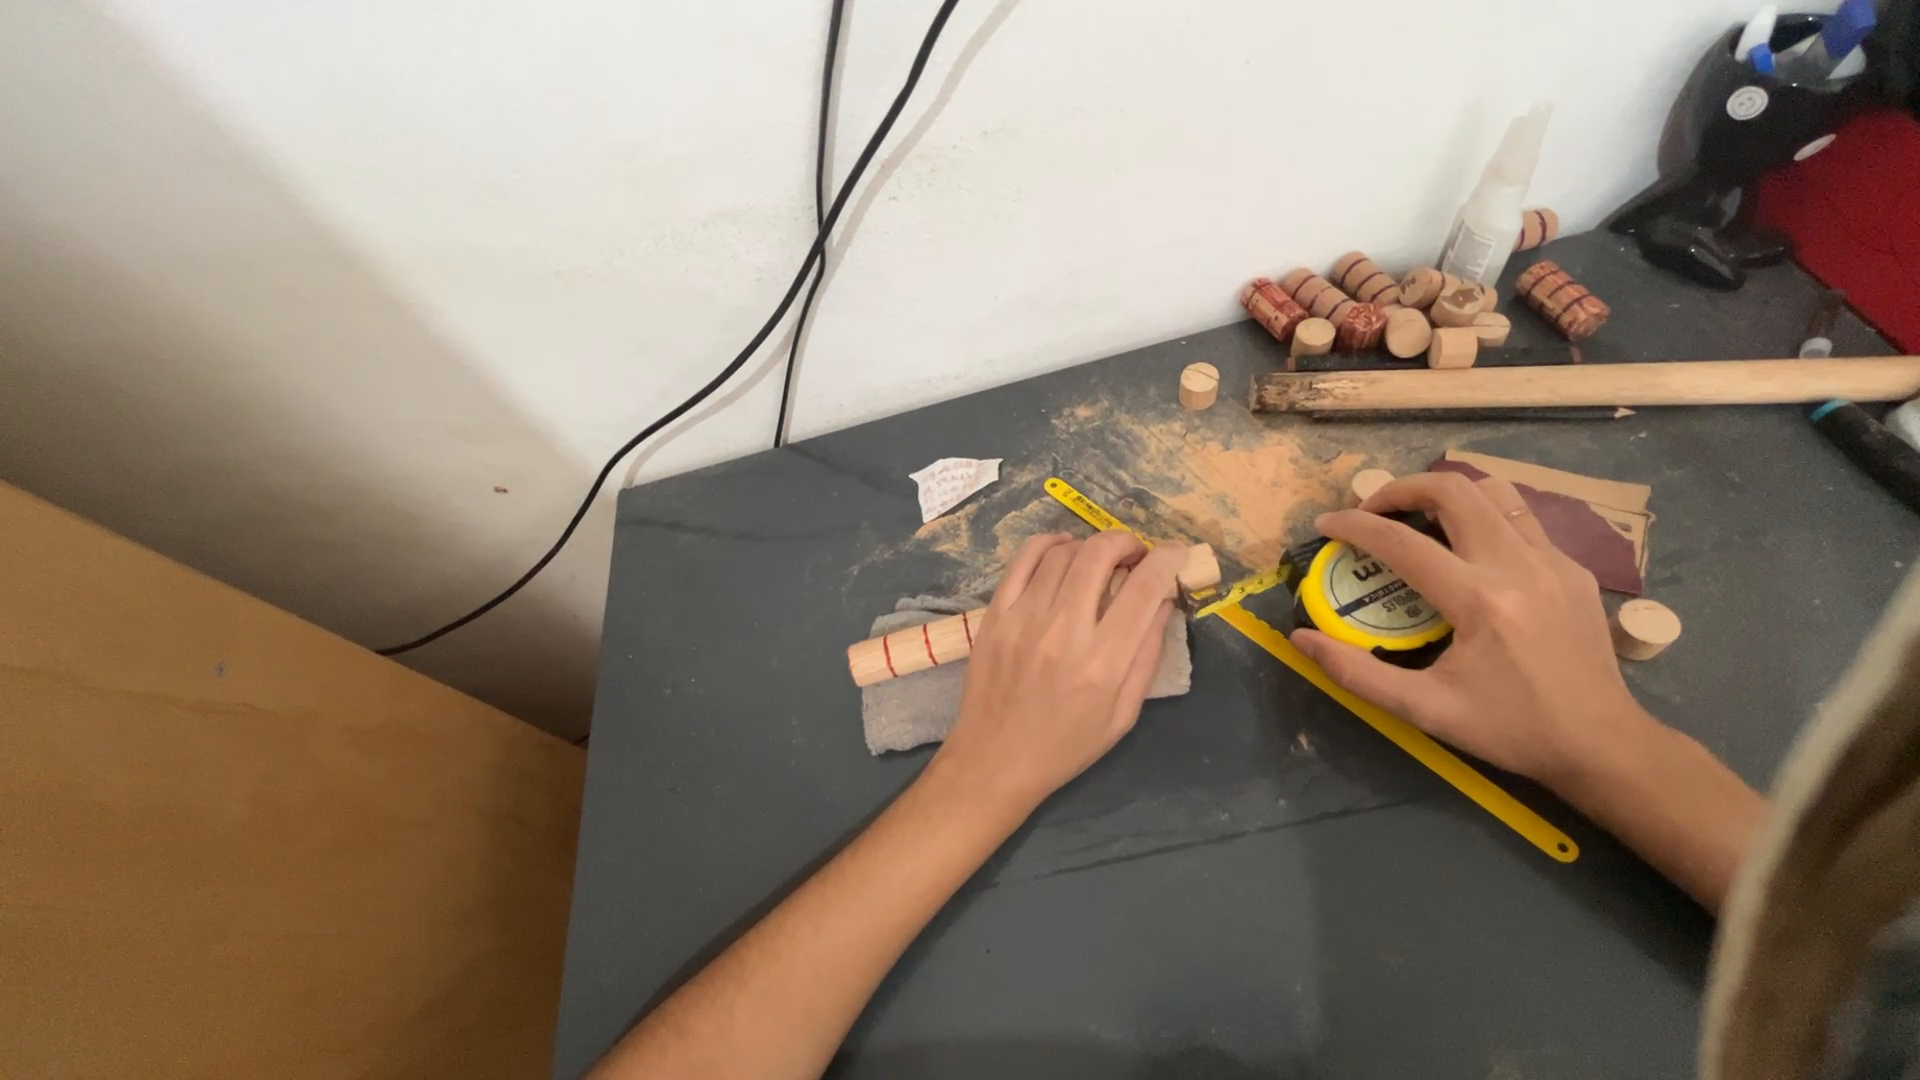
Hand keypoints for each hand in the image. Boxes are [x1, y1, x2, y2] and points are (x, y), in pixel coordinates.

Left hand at [932, 531, 1185, 817]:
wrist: (995, 759)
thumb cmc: (1066, 746)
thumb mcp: (1124, 714)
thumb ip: (1147, 655)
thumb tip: (1163, 601)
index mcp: (1103, 662)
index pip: (1144, 588)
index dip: (1167, 559)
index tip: (1176, 552)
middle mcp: (1063, 631)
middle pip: (1099, 554)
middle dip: (1126, 542)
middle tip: (1134, 555)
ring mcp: (1023, 618)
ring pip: (1062, 553)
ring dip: (1090, 546)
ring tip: (1099, 560)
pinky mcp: (995, 614)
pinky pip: (1023, 560)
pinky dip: (1048, 544)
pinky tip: (1062, 549)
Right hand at [1289, 472, 1652, 786]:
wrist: (1604, 744)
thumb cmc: (1509, 729)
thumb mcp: (1424, 710)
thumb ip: (1356, 672)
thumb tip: (1301, 639)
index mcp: (1481, 602)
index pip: (1403, 542)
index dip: (1354, 526)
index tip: (1325, 525)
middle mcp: (1520, 567)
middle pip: (1454, 491)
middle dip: (1400, 489)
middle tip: (1371, 513)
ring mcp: (1554, 562)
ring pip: (1494, 492)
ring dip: (1445, 494)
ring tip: (1416, 518)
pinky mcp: (1572, 568)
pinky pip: (1520, 518)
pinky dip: (1480, 516)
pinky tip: (1463, 549)